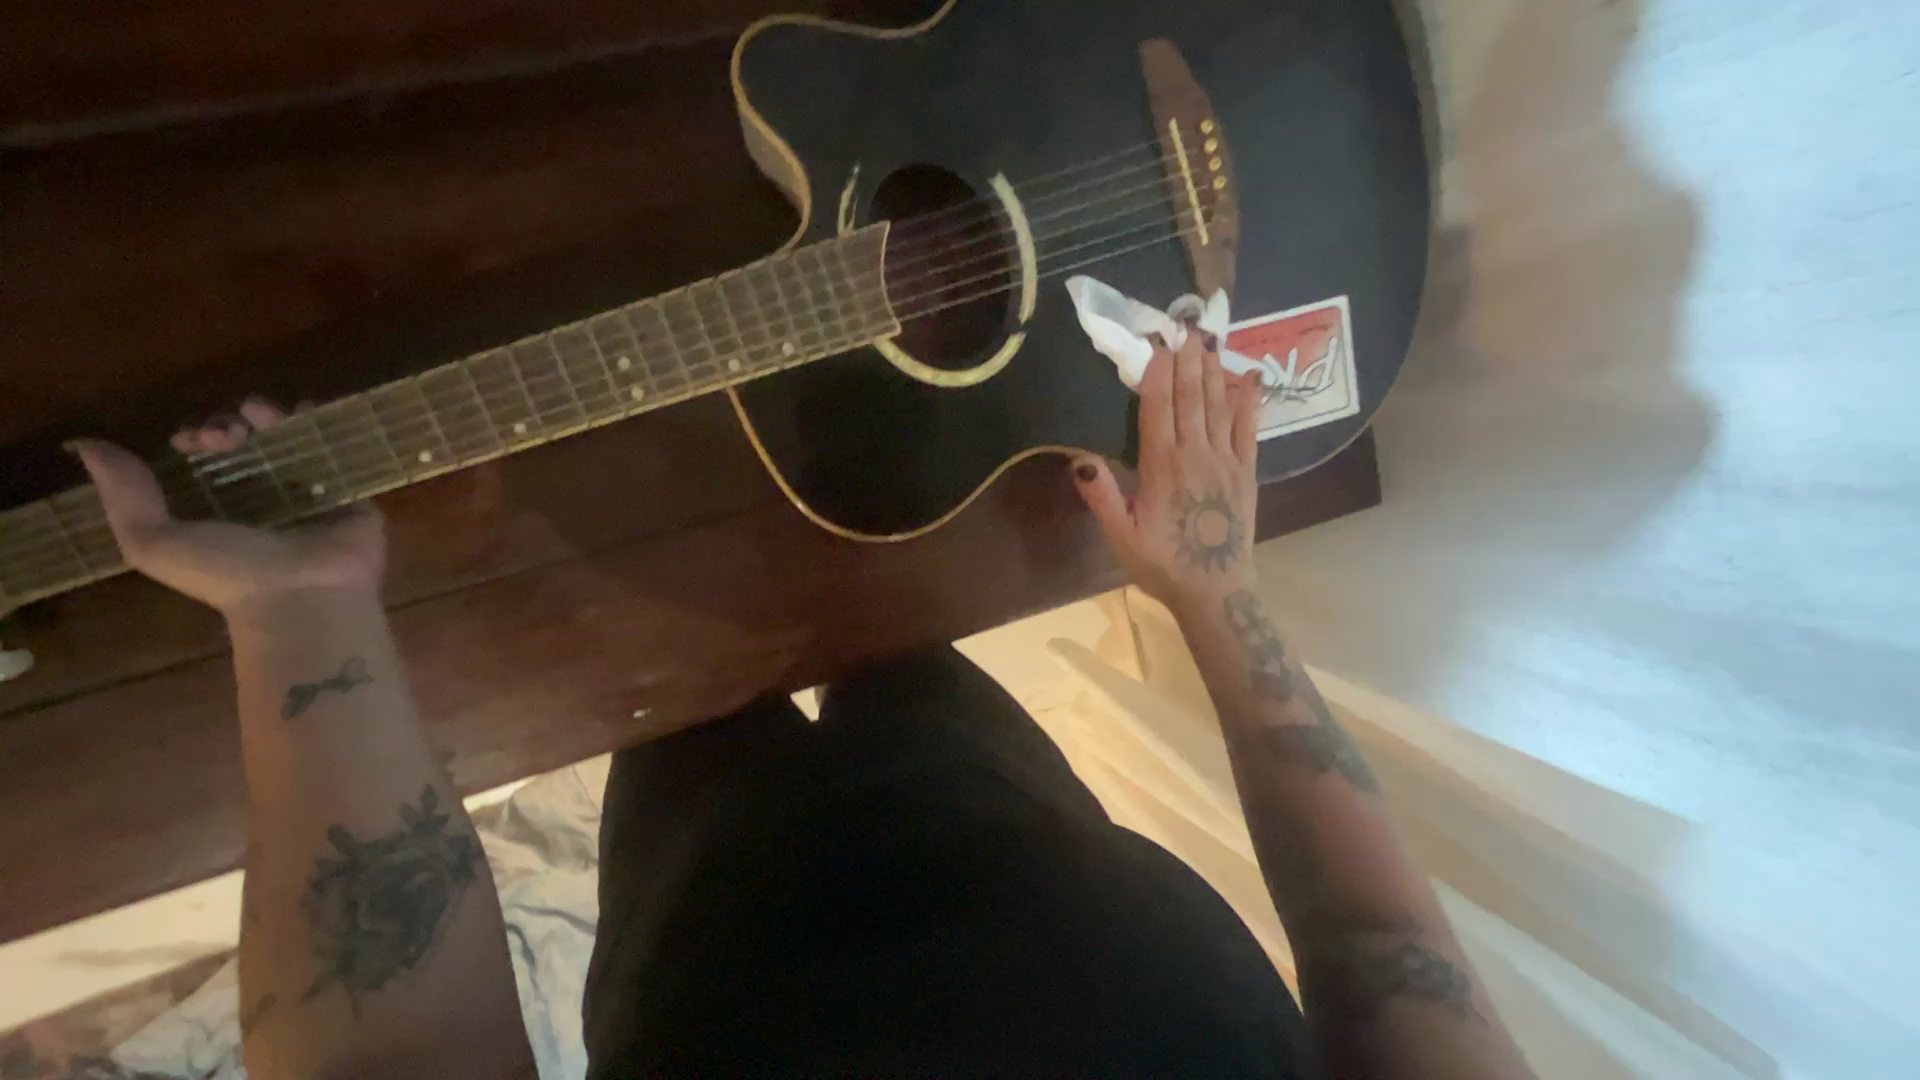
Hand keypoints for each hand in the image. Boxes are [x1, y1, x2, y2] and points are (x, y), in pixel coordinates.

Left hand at [73, 400, 385, 619]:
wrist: (303, 594)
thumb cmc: (228, 572)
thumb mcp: (153, 541)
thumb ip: (125, 495)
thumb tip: (86, 444)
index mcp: (220, 509)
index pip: (207, 460)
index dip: (195, 439)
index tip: (190, 440)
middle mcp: (266, 498)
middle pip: (250, 446)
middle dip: (231, 427)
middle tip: (230, 432)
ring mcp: (313, 495)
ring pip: (294, 444)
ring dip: (275, 419)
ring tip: (262, 411)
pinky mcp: (353, 494)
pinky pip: (342, 455)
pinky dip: (328, 429)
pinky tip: (309, 411)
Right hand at [1074, 330, 1263, 609]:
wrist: (1215, 590)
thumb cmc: (1162, 564)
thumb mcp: (1120, 536)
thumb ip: (1101, 496)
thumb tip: (1078, 460)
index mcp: (1161, 467)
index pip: (1158, 408)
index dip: (1157, 373)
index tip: (1157, 343)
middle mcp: (1195, 454)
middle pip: (1191, 397)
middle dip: (1187, 360)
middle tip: (1186, 326)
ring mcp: (1225, 460)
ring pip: (1219, 405)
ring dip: (1214, 370)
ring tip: (1210, 340)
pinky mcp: (1246, 471)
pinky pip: (1249, 428)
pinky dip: (1250, 400)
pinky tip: (1250, 376)